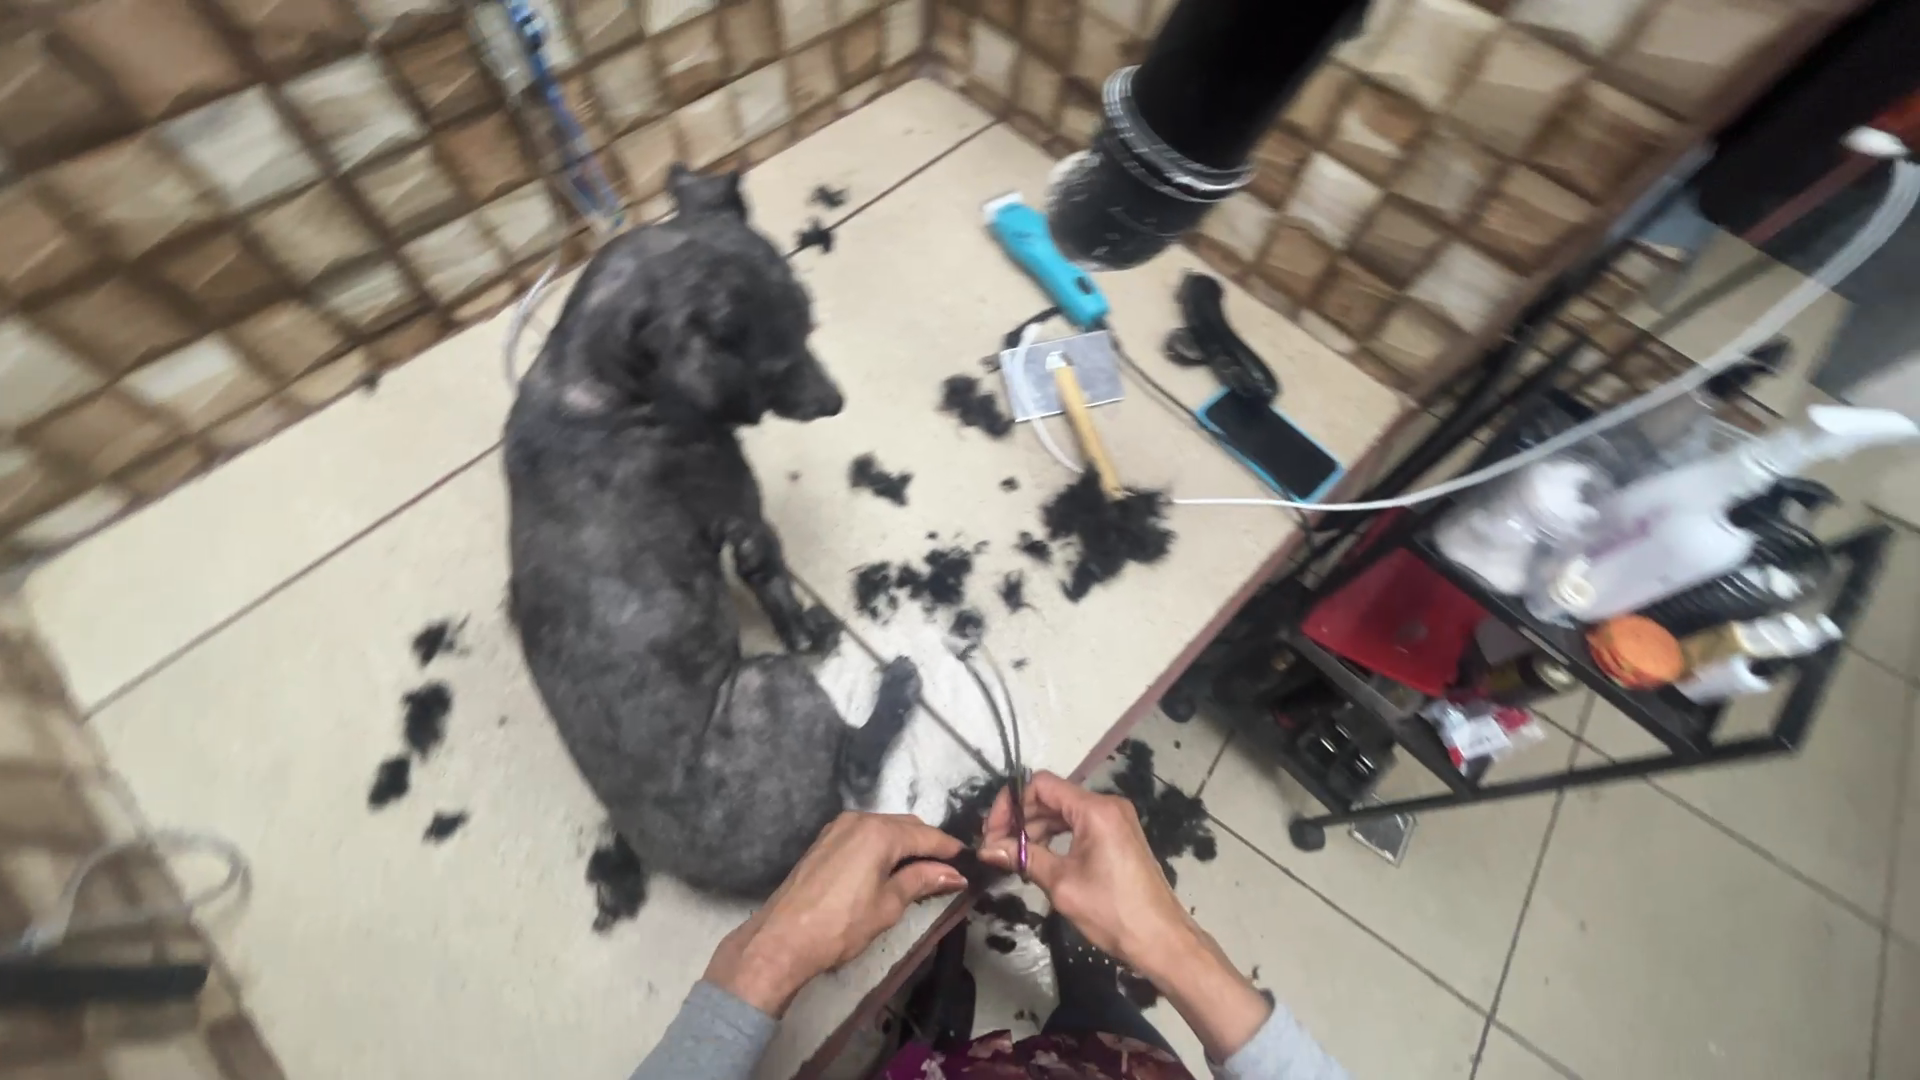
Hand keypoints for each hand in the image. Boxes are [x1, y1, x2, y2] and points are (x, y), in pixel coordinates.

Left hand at [705, 812, 965, 1016]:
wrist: (781, 940)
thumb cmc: (840, 925)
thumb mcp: (888, 905)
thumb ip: (922, 881)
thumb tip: (954, 874)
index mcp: (879, 832)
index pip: (926, 834)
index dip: (949, 848)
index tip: (968, 861)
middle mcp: (860, 819)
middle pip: (905, 825)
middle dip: (928, 844)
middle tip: (948, 869)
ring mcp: (839, 827)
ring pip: (884, 827)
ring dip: (905, 844)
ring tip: (922, 870)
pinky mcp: (825, 840)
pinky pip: (865, 834)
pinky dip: (883, 846)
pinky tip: (890, 867)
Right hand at [979, 772, 1270, 1060]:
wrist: (1164, 942)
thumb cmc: (1113, 912)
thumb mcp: (1062, 885)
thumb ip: (1024, 859)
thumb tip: (987, 849)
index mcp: (1095, 810)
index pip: (1041, 785)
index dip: (1012, 804)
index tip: (994, 834)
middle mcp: (1106, 805)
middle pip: (1051, 797)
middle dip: (1021, 820)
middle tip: (997, 849)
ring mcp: (1115, 819)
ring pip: (1063, 812)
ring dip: (1037, 830)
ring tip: (1016, 858)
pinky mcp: (1118, 834)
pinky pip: (1078, 825)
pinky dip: (1057, 837)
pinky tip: (1041, 860)